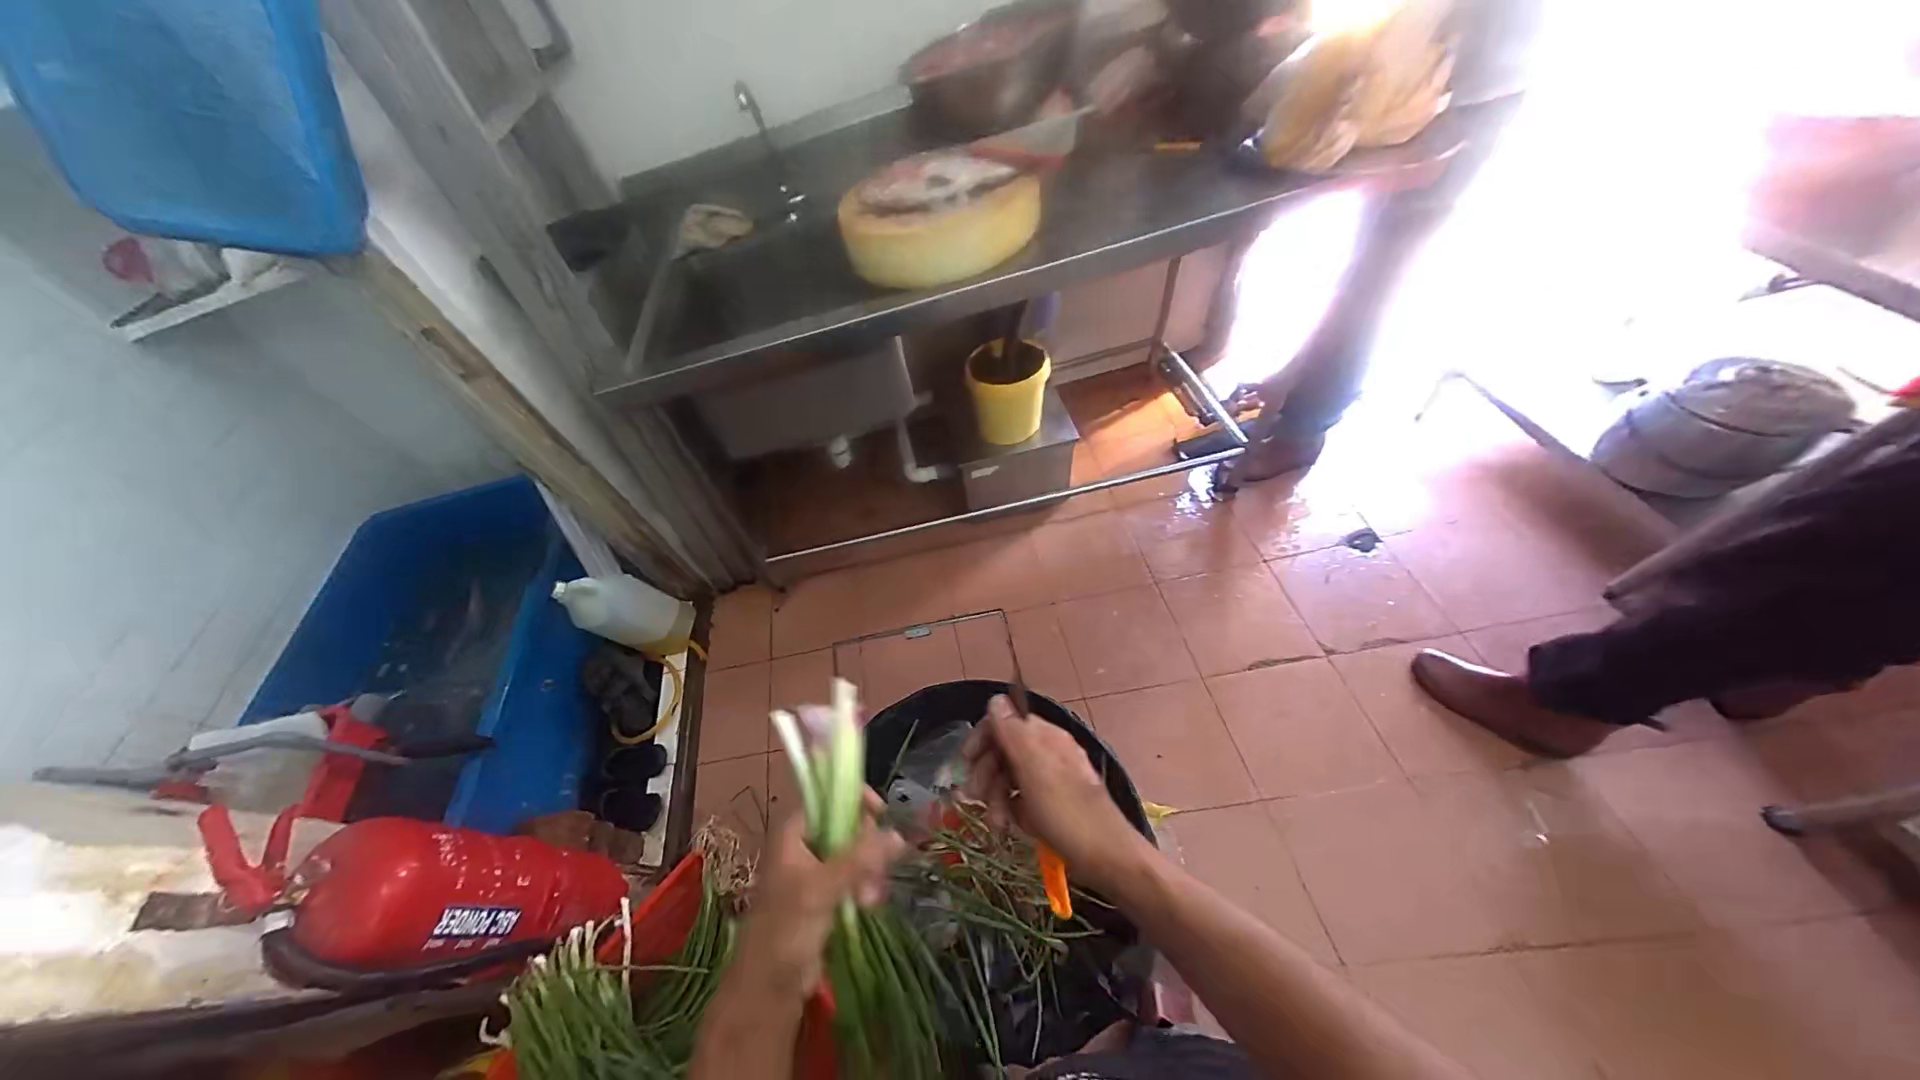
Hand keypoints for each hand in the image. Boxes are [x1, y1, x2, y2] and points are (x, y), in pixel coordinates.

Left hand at [734, 800, 905, 998]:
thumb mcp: (822, 889)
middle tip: (877, 868)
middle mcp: (804, 848)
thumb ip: (860, 859)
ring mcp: (815, 874)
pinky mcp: (825, 899)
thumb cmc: (785, 930)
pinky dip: (864, 888)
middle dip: (866, 846)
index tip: (882, 812)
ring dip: (868, 873)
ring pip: (854, 856)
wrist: (766, 989)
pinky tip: (868, 907)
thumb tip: (898, 834)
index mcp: (793, 835)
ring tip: (868, 899)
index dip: (854, 800)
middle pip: (846, 827)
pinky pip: (854, 881)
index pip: (827, 800)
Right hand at [961, 695, 1154, 892]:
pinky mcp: (1049, 805)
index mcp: (1045, 737)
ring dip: (994, 796)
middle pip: (1003, 750)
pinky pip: (1019, 799)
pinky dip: (1009, 810)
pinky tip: (1008, 826)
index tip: (966, 761)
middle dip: (986, 772)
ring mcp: (1048, 779)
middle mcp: (1046, 752)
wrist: (1106, 858)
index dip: (982, 738)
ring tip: (995, 820)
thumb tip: (996, 698)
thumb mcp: (1035, 769)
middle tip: (974, 796)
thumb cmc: (1068, 812)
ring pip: (1008, 776)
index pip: (1005, 721)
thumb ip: (1013, 732)